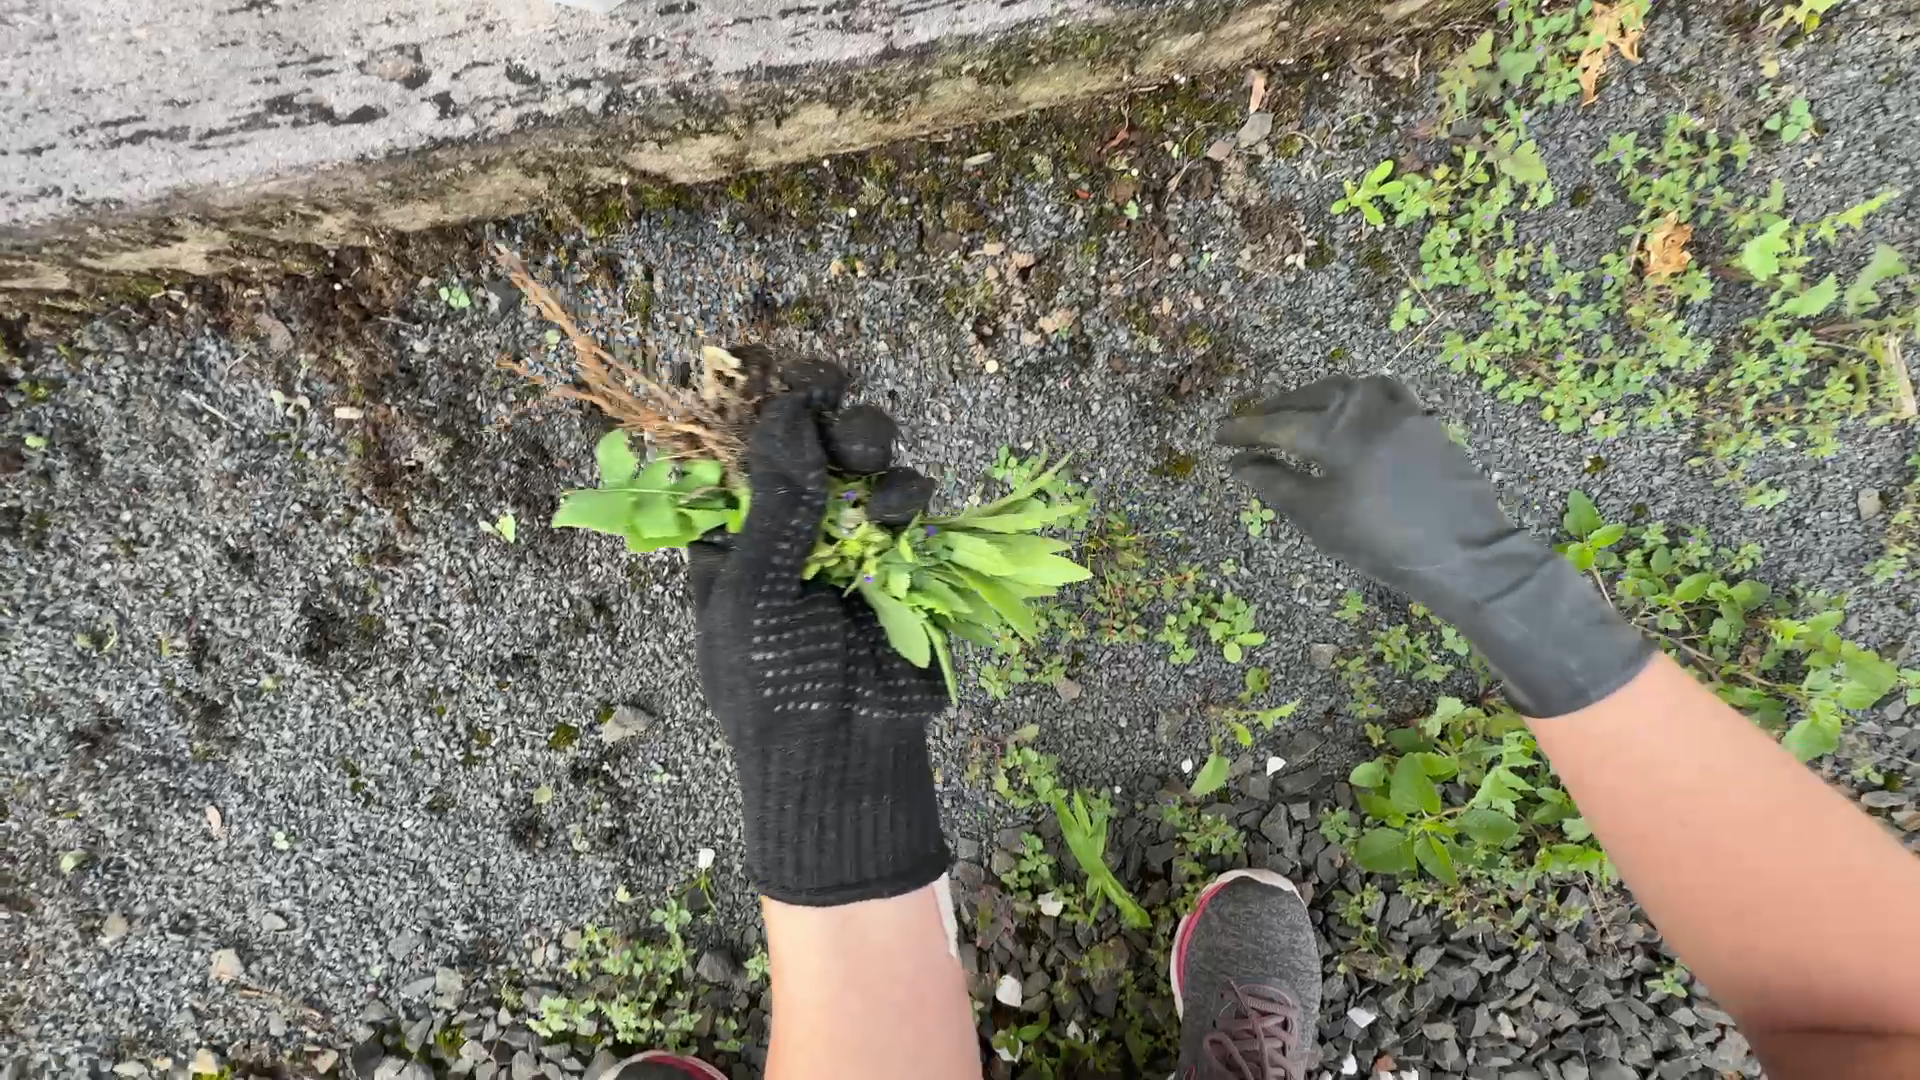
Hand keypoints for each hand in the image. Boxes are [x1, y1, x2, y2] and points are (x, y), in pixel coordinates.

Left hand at [689, 365, 949, 905]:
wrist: (845, 757)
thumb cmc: (776, 683)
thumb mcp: (754, 593)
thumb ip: (777, 503)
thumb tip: (791, 412)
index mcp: (732, 544)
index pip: (744, 461)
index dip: (770, 420)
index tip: (801, 387)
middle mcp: (788, 537)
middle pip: (808, 456)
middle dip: (827, 430)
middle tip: (844, 415)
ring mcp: (846, 548)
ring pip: (861, 473)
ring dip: (869, 452)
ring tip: (874, 457)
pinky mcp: (898, 563)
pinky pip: (903, 511)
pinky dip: (904, 499)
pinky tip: (903, 511)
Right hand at [1216, 373, 1652, 716]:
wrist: (1463, 555)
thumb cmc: (1379, 542)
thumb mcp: (1315, 516)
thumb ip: (1272, 483)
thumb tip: (1238, 464)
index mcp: (1338, 433)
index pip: (1276, 425)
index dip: (1243, 431)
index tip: (1216, 435)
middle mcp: (1368, 408)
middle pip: (1309, 398)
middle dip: (1272, 410)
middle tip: (1246, 425)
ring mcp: (1401, 409)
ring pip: (1344, 388)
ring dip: (1310, 397)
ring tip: (1287, 413)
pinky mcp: (1423, 419)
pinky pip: (1380, 391)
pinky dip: (1351, 395)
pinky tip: (1344, 409)